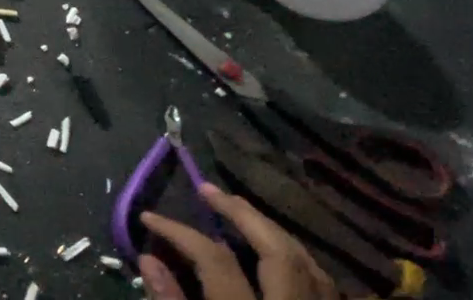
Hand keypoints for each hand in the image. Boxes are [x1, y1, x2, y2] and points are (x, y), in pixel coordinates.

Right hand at [139, 183, 336, 299]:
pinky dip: (297, 257)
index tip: (149, 218)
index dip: (179, 232)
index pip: (216, 260)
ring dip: (272, 230)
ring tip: (239, 208)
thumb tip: (148, 259)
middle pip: (280, 254)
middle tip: (207, 188)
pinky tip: (276, 247)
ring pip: (311, 266)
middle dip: (242, 214)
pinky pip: (324, 284)